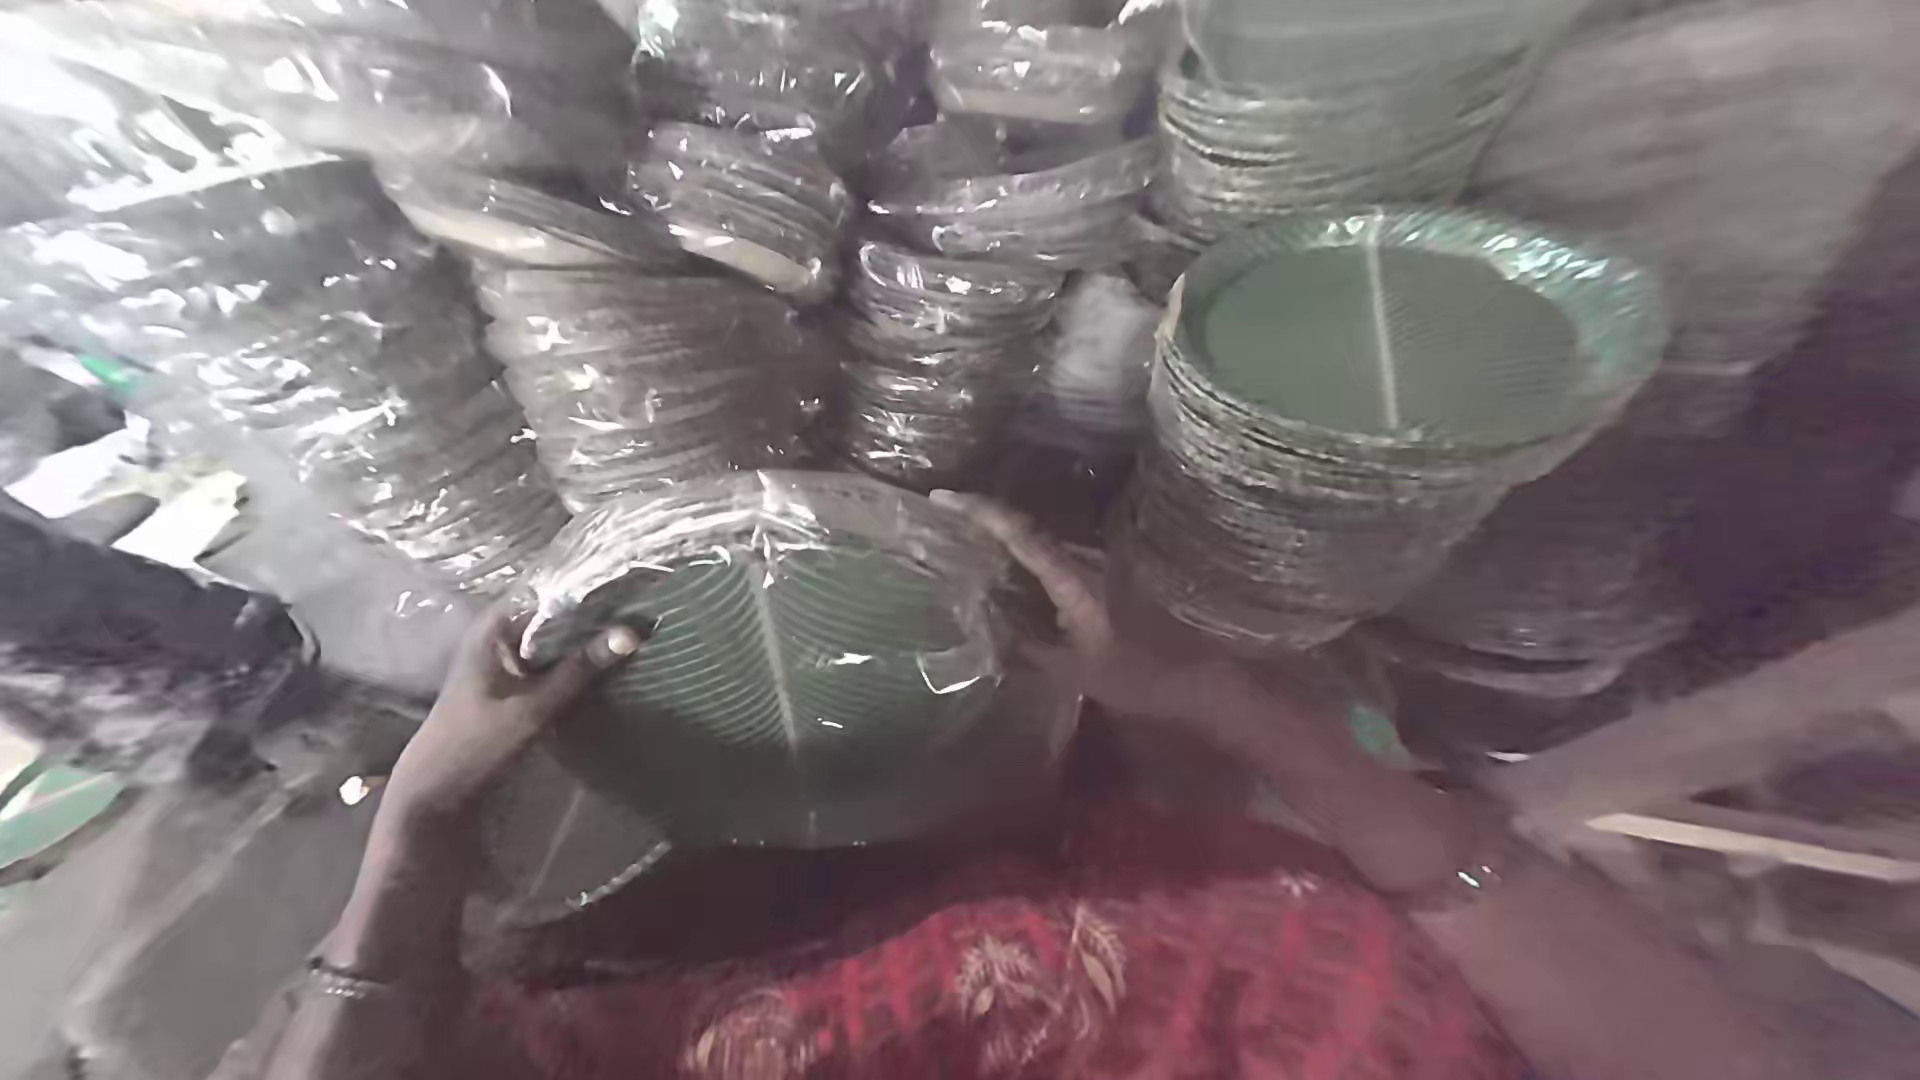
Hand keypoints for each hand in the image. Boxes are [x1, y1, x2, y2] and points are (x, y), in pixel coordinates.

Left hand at [379, 601, 641, 831]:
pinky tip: (614, 655)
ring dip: (594, 633)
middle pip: (559, 610)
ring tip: (639, 623)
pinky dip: (583, 655)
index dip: (590, 584)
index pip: (550, 589)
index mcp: (495, 628)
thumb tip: (634, 631)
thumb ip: (582, 668)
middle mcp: (502, 634)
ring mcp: (511, 658)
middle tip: (645, 603)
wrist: (435, 797)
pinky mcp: (521, 679)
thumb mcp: (535, 706)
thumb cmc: (475, 745)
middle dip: (599, 609)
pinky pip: (559, 655)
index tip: (632, 581)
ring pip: (561, 634)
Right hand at [929, 491, 1257, 726]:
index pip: (1021, 534)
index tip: (944, 497)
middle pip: (1026, 525)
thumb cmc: (1139, 676)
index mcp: (1073, 579)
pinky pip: (1052, 553)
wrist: (1200, 674)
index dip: (981, 512)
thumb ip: (1027, 647)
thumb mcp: (1074, 672)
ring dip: (1002, 530)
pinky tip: (1005, 562)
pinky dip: (1022, 551)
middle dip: (983, 514)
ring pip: (1040, 537)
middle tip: (942, 510)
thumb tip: (985, 625)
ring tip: (963, 532)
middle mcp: (1085, 559)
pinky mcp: (1103, 573)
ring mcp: (1097, 562)